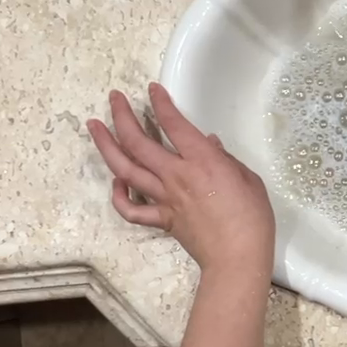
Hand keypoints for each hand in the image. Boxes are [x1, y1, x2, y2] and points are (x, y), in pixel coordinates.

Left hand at [87, 83, 274, 279]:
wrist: (237, 257)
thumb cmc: (252, 218)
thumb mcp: (248, 179)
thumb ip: (225, 159)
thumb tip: (209, 145)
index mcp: (201, 161)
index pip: (174, 124)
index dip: (161, 103)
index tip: (152, 90)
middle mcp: (176, 175)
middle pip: (138, 141)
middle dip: (122, 115)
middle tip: (114, 99)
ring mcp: (164, 198)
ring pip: (125, 168)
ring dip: (106, 145)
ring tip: (95, 126)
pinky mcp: (161, 220)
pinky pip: (131, 208)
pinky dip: (118, 195)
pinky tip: (117, 181)